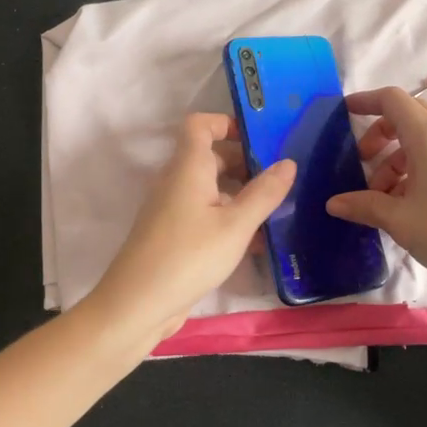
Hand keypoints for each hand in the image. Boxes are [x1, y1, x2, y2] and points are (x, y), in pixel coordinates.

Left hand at [84, 113, 296, 342]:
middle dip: (245, 163)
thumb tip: (288, 162)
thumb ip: (264, 193)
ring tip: (276, 211)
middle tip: (280, 179)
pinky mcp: (173, 235)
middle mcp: (176, 181)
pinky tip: (256, 242)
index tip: (260, 138)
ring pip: (210, 189)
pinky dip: (228, 219)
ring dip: (240, 195)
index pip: (200, 124)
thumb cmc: (189, 256)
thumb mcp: (236, 225)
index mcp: (188, 167)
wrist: (138, 304)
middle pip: (210, 157)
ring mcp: (172, 209)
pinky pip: (205, 214)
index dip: (226, 122)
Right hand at [326, 87, 426, 304]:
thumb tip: (334, 203)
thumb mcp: (399, 220)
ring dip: (395, 161)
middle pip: (408, 118)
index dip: (366, 101)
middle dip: (379, 135)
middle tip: (361, 162)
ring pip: (421, 144)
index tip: (344, 113)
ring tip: (381, 199)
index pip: (393, 100)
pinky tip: (406, 207)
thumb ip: (363, 206)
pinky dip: (414, 173)